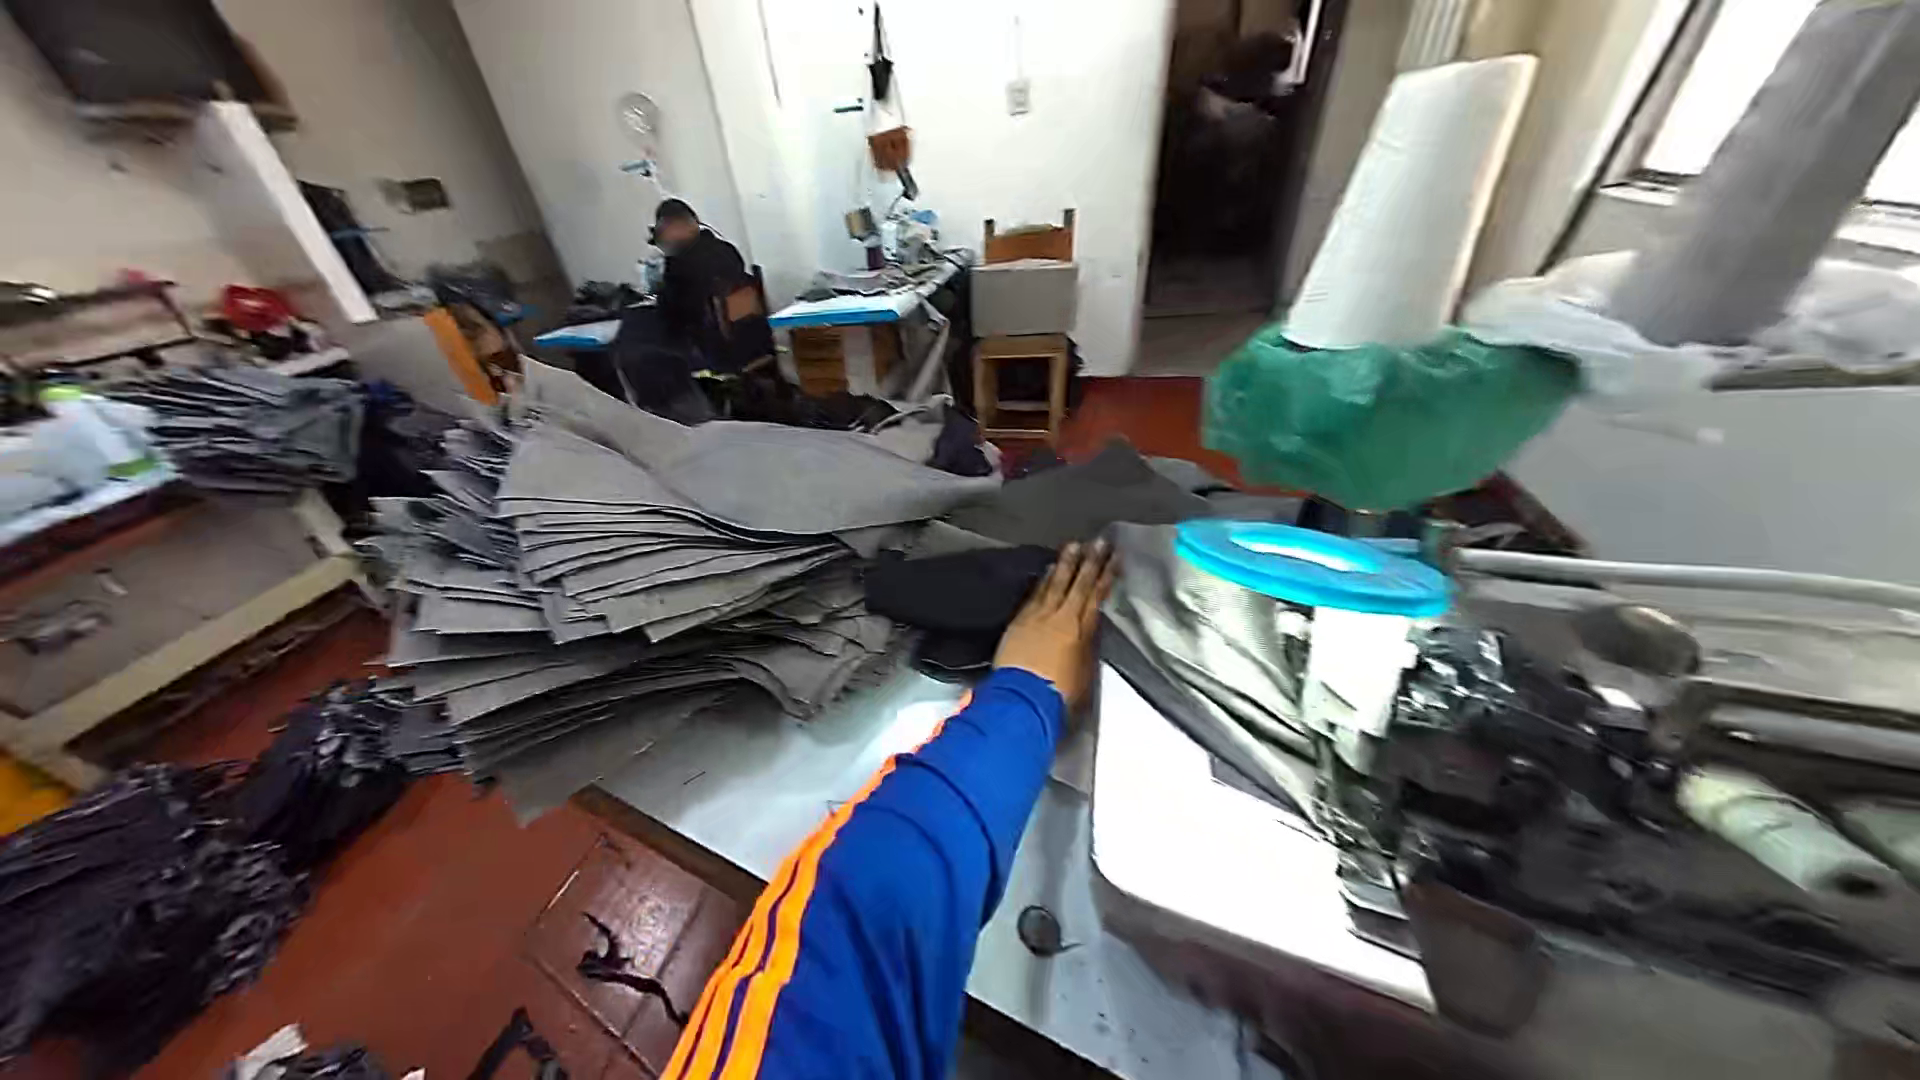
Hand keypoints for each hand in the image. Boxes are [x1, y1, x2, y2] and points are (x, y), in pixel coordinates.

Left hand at [992, 540, 1116, 708]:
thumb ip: (1088, 646)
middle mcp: (1061, 617)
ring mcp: (1038, 616)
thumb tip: (1091, 629)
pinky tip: (1046, 570)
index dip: (1107, 576)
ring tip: (1073, 546)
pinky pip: (1034, 594)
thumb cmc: (1059, 692)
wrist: (1023, 696)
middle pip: (1078, 584)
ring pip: (1054, 583)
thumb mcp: (1085, 671)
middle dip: (1090, 561)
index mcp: (1081, 630)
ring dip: (1065, 564)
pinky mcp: (1019, 620)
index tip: (1115, 558)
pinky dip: (1042, 580)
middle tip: (1098, 541)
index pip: (1097, 596)